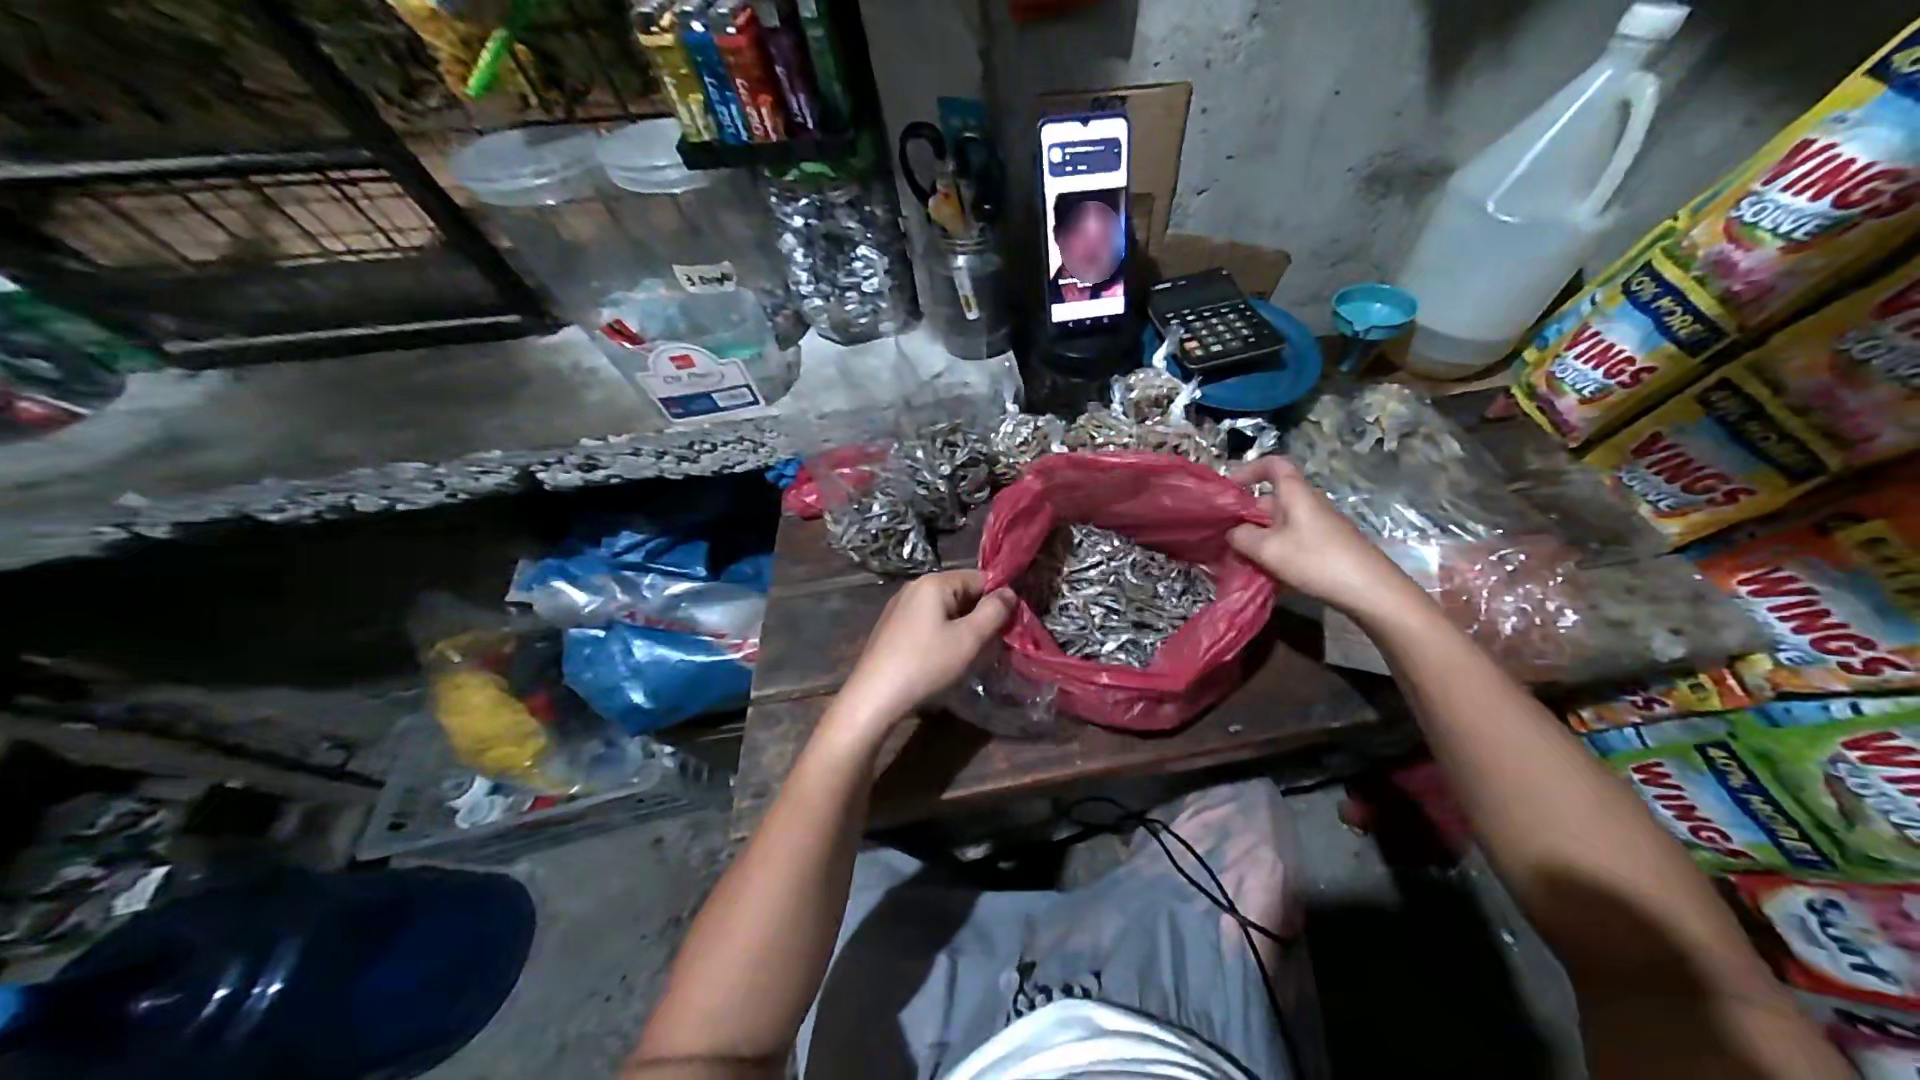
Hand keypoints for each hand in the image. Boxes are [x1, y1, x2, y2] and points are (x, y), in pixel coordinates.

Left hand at [830, 570, 1016, 741]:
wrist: (875, 695)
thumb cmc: (926, 664)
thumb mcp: (968, 639)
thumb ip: (994, 612)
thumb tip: (1009, 593)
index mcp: (933, 582)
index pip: (978, 578)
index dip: (997, 599)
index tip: (1007, 625)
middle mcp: (914, 586)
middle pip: (960, 592)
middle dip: (979, 614)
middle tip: (990, 643)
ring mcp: (899, 606)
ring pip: (944, 608)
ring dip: (961, 626)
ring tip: (968, 653)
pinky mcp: (891, 626)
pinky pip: (927, 620)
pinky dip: (941, 633)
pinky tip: (942, 657)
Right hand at [1226, 457, 1427, 622]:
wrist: (1370, 589)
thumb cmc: (1315, 560)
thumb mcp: (1267, 549)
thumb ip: (1241, 536)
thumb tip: (1232, 531)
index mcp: (1296, 494)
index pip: (1274, 465)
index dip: (1250, 469)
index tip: (1230, 487)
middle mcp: (1308, 503)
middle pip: (1271, 499)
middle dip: (1245, 515)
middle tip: (1224, 536)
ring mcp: (1319, 525)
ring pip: (1279, 523)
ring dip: (1257, 536)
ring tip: (1241, 558)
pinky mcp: (1326, 545)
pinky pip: (1291, 539)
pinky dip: (1274, 549)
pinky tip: (1266, 571)